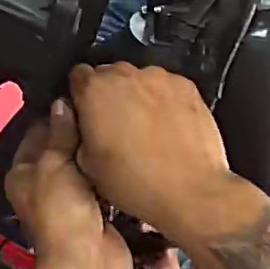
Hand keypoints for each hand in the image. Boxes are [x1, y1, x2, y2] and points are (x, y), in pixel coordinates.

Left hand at [4, 100, 131, 268]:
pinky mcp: (95, 209)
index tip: (75, 95)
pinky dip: (109, 172)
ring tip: (113, 126)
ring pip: (83, 163)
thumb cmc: (61, 218)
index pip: (37, 131)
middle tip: (99, 109)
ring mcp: (69, 196)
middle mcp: (43, 183)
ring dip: (96, 151)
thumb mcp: (55, 166)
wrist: (90, 267)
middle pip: (62, 146)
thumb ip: (59, 134)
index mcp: (22, 172)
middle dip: (78, 131)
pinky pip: (102, 182)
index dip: (55, 114)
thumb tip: (60, 104)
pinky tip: (121, 154)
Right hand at [68, 63, 234, 240]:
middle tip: (118, 125)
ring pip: (138, 80)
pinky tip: (169, 127)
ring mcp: (156, 78)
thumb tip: (82, 123)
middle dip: (110, 95)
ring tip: (148, 128)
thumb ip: (78, 132)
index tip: (88, 110)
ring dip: (138, 96)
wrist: (191, 193)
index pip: (78, 75)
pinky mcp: (185, 86)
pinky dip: (165, 100)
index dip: (82, 94)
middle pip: (109, 75)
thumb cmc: (136, 182)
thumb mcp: (87, 164)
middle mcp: (122, 75)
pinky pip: (166, 86)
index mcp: (92, 90)